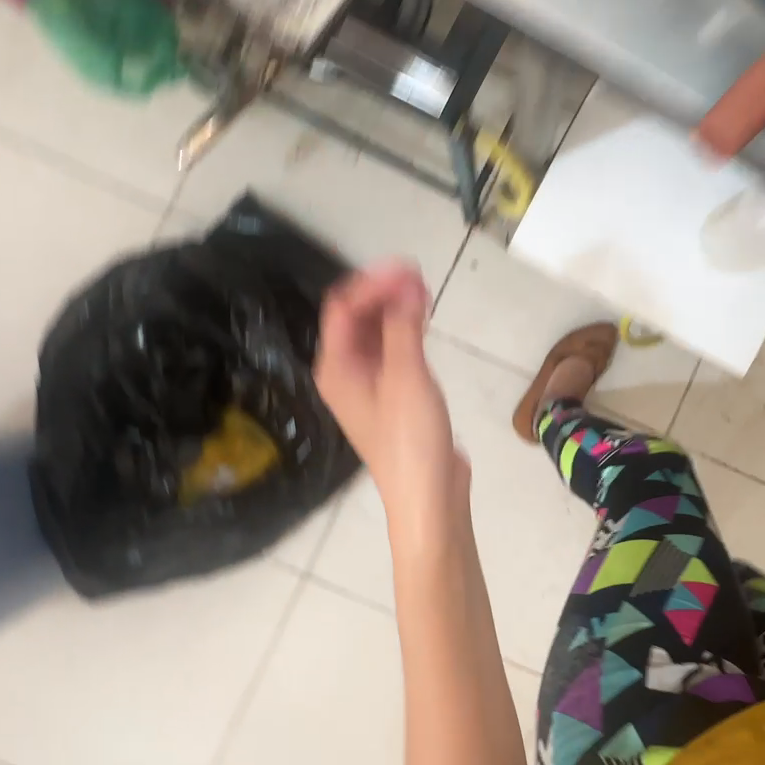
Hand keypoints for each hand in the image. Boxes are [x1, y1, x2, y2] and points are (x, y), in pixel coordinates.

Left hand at [314, 262, 469, 529]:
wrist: (428, 495)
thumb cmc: (410, 438)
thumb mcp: (406, 377)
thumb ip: (402, 327)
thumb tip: (406, 286)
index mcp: (336, 368)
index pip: (344, 308)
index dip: (372, 282)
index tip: (408, 268)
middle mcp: (346, 373)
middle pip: (357, 318)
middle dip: (384, 292)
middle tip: (419, 276)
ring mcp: (368, 385)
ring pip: (375, 333)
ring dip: (395, 308)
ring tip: (424, 291)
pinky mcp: (392, 395)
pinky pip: (391, 350)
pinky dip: (405, 330)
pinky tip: (424, 320)